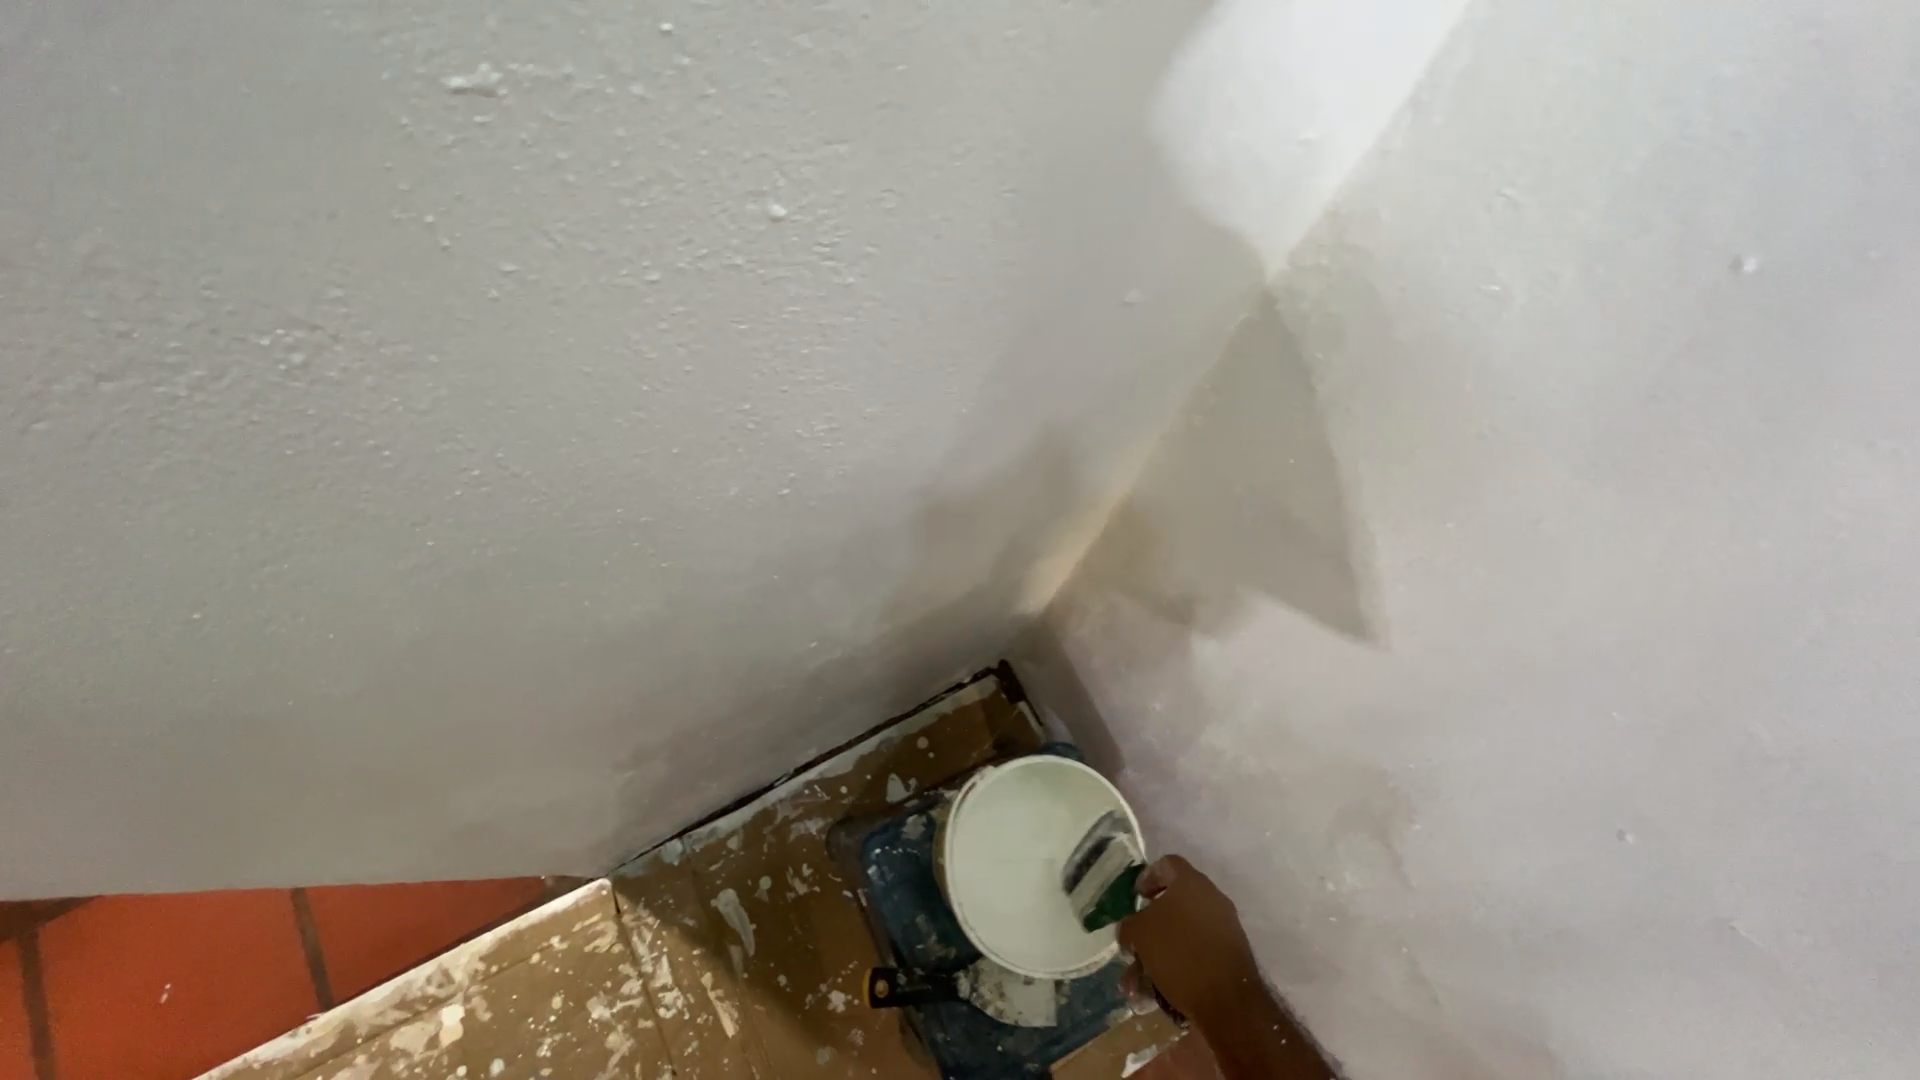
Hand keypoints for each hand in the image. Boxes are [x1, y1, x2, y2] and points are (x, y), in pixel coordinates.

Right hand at [1116, 855, 1263, 1023]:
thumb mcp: (1139, 934)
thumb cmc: (1179, 953)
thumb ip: (1129, 926)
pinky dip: (1175, 972)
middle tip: (1132, 948)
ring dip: (1155, 959)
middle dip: (1147, 931)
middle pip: (1172, 907)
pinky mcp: (1229, 959)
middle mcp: (1211, 901)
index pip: (1167, 864)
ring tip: (1135, 987)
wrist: (1229, 1001)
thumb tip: (1130, 931)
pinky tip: (1155, 996)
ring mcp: (1223, 930)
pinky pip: (1195, 957)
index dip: (1147, 876)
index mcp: (1191, 883)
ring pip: (1180, 938)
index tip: (1136, 897)